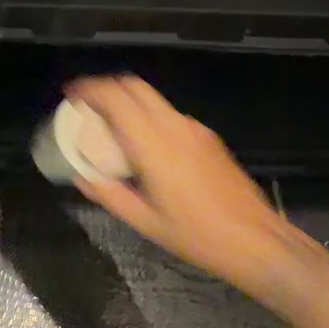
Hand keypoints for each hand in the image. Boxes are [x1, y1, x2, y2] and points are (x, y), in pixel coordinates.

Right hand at [68, 74, 297, 297]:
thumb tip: (81, 176)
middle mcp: (174, 126)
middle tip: (87, 104)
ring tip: (111, 125)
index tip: (71, 95)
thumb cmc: (198, 236)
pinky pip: (169, 114)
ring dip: (127, 101)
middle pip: (133, 86)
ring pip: (152, 98)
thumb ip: (109, 195)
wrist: (257, 241)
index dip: (89, 90)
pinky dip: (147, 116)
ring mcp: (194, 129)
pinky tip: (144, 145)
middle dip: (106, 88)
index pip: (115, 98)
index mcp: (153, 144)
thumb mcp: (146, 223)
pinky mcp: (208, 137)